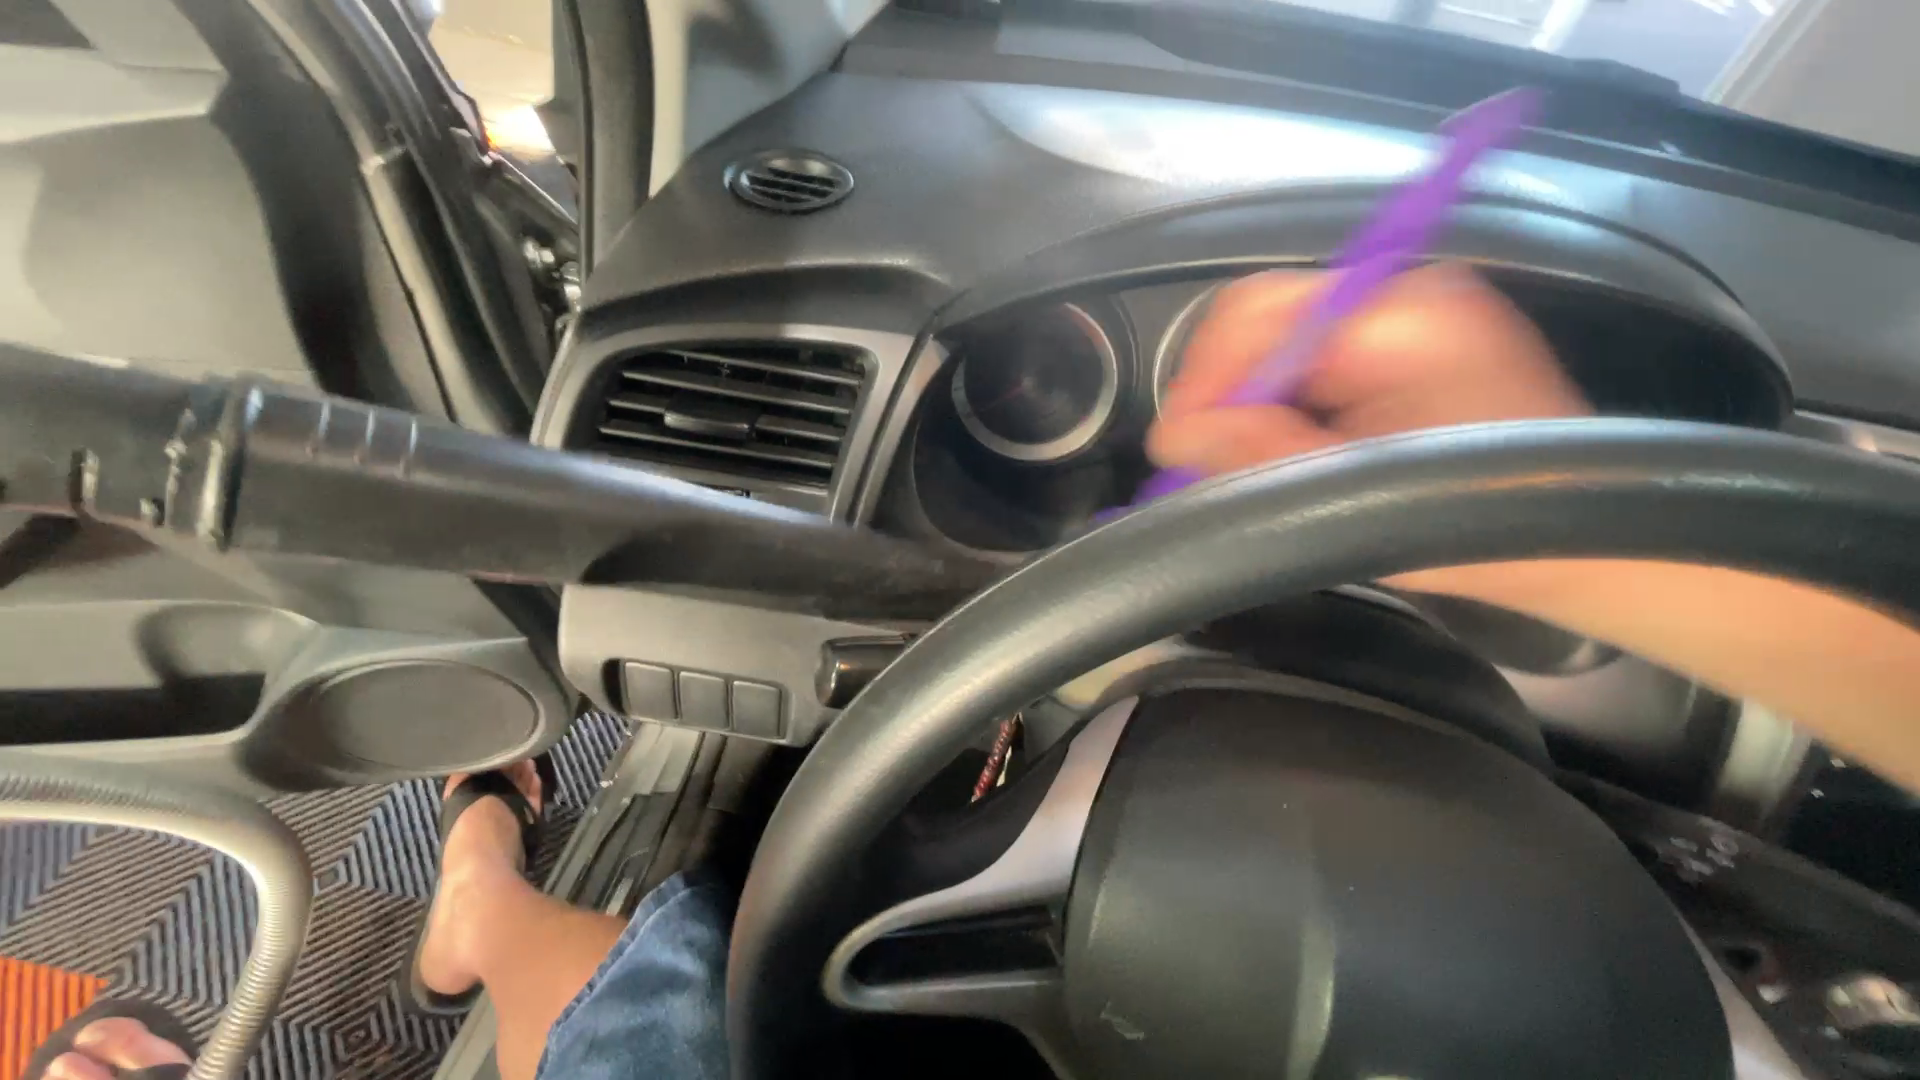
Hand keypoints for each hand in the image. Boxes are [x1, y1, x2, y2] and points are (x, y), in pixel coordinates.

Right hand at [1146, 265, 1919, 794]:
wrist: (1587, 535)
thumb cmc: (1487, 523)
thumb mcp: (1362, 497)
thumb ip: (1262, 457)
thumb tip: (1175, 434)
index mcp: (1399, 316)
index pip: (1259, 310)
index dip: (1205, 375)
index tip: (1180, 442)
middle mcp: (1398, 297)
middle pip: (1261, 320)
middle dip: (1220, 390)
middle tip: (1201, 457)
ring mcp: (1399, 318)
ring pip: (1275, 344)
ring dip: (1244, 402)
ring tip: (1240, 462)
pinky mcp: (1395, 347)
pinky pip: (1303, 362)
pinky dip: (1274, 405)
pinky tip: (1279, 450)